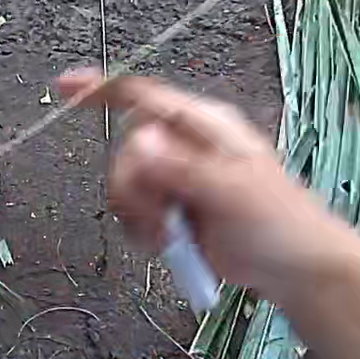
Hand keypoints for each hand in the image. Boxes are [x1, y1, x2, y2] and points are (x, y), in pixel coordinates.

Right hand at [57, 69, 359, 305]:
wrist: (295, 270)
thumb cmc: (278, 222)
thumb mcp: (233, 191)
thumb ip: (183, 168)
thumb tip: (137, 142)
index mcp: (203, 126)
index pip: (145, 97)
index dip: (102, 89)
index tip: (64, 88)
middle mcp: (183, 146)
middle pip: (127, 151)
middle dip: (135, 188)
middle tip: (161, 217)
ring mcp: (175, 178)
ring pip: (126, 183)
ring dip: (138, 213)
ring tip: (168, 236)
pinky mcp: (170, 209)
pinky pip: (133, 210)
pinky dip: (141, 229)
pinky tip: (166, 244)